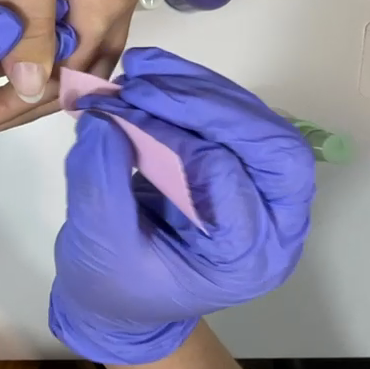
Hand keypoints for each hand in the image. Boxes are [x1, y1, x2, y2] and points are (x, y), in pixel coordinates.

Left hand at [0, 0, 148, 132]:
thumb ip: (28, 19)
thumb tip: (32, 87)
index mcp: (104, 0)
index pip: (71, 81)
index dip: (25, 109)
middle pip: (85, 67)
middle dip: (35, 96)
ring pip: (86, 39)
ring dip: (45, 65)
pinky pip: (83, 8)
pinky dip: (51, 32)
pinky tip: (20, 28)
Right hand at [48, 48, 315, 364]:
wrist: (118, 300)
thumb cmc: (108, 282)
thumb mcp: (96, 242)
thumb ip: (98, 183)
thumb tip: (101, 116)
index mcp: (244, 258)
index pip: (226, 178)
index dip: (170, 138)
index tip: (113, 114)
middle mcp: (273, 225)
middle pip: (271, 148)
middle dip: (206, 105)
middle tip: (143, 84)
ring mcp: (262, 195)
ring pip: (258, 124)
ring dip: (199, 88)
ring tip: (140, 69)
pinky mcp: (238, 168)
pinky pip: (232, 118)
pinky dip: (191, 89)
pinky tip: (147, 74)